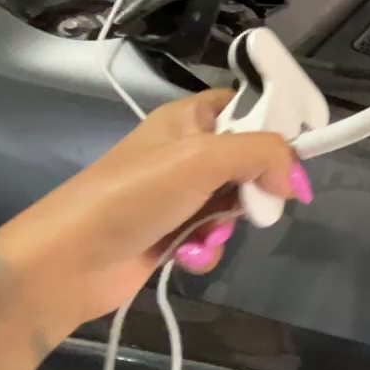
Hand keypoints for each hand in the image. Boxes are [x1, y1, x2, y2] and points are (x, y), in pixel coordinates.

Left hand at [0, 91, 310, 334]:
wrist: (66, 264)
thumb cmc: (133, 194)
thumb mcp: (201, 158)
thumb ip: (261, 154)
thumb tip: (295, 180)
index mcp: (190, 118)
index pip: (250, 105)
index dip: (279, 124)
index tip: (304, 148)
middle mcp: (189, 151)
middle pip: (252, 158)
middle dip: (257, 184)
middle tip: (258, 200)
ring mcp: (182, 194)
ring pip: (238, 200)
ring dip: (232, 221)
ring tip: (209, 233)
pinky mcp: (175, 232)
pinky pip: (217, 233)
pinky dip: (210, 246)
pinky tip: (191, 255)